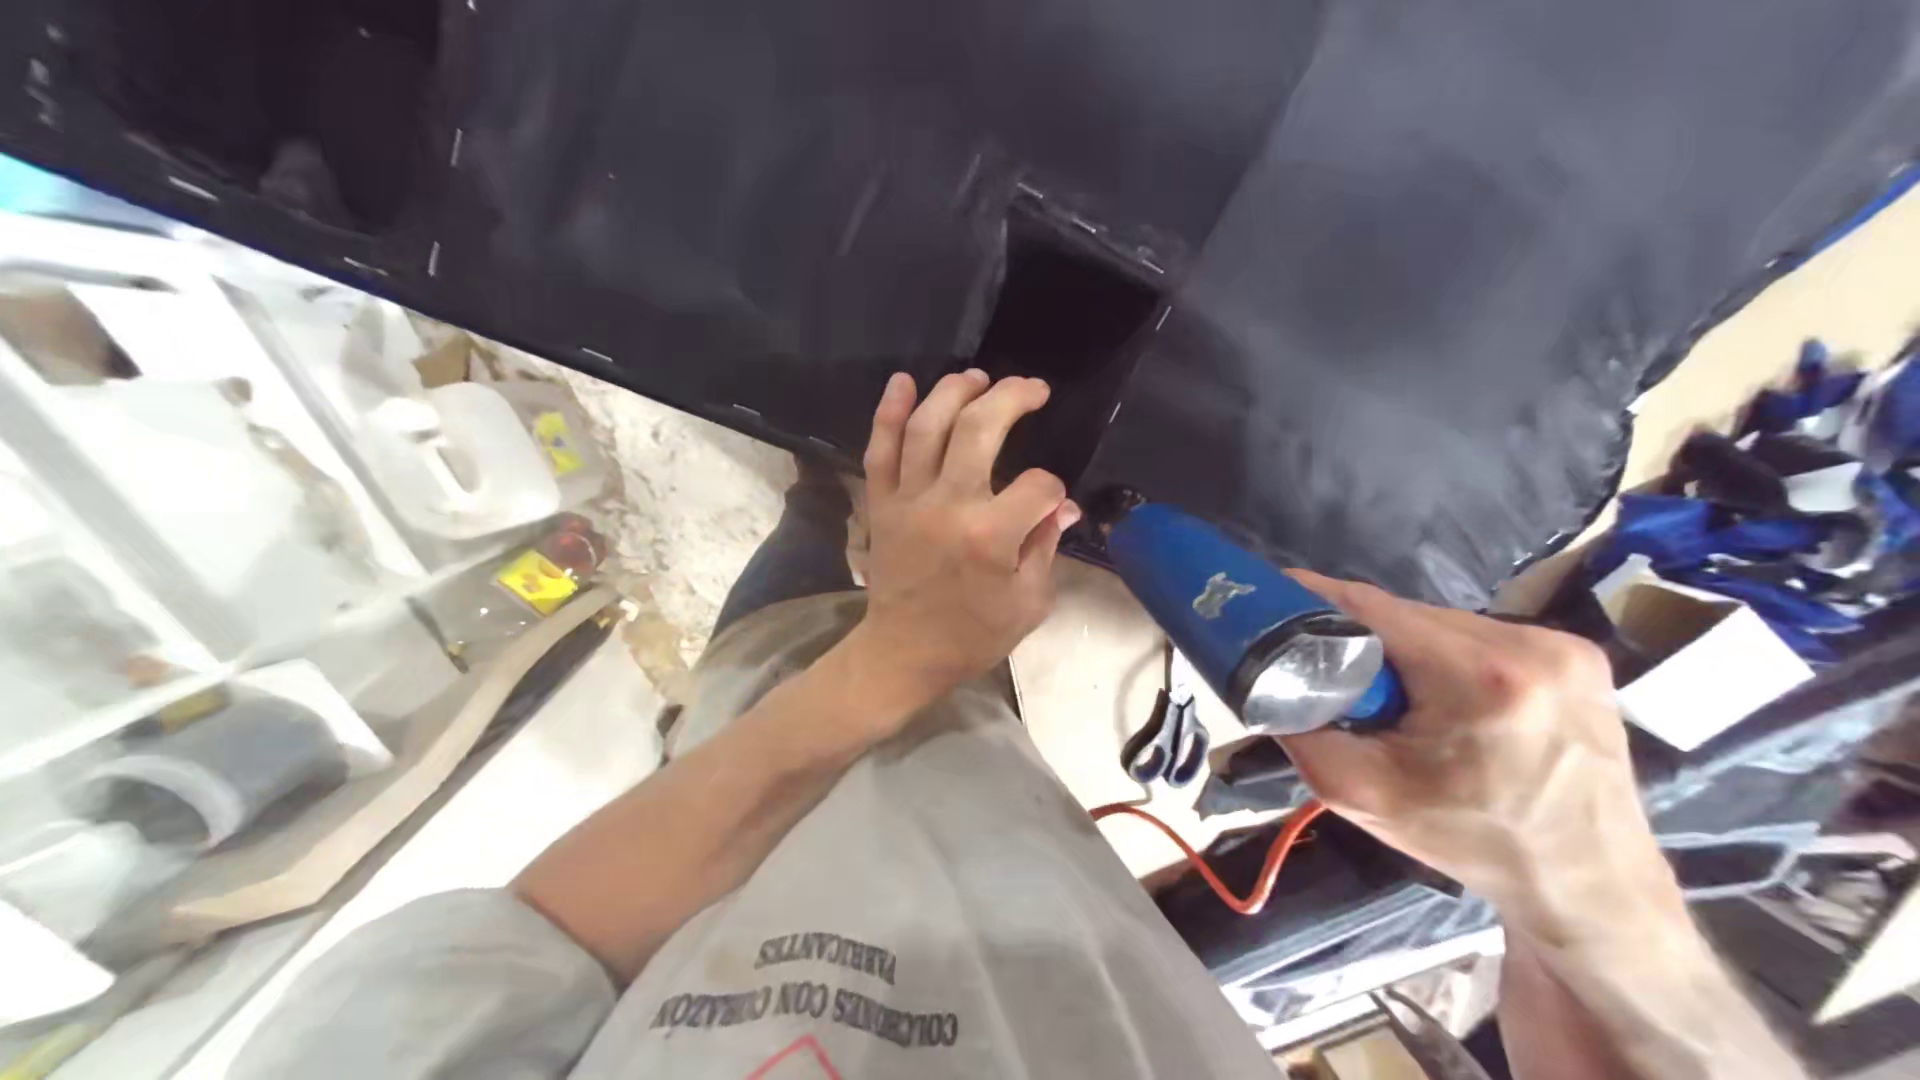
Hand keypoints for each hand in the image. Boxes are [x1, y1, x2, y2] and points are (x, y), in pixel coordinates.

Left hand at [841, 369, 1079, 715]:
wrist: (903, 653)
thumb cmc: (972, 635)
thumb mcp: (1029, 603)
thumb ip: (1045, 546)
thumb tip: (1062, 505)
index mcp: (990, 537)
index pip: (1038, 485)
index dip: (1053, 487)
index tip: (1050, 501)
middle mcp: (947, 506)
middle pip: (980, 428)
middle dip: (1012, 397)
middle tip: (1032, 388)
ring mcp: (908, 500)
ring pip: (927, 426)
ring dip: (954, 391)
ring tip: (978, 377)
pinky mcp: (881, 504)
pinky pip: (879, 449)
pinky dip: (889, 411)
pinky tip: (904, 381)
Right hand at [1278, 571, 1683, 940]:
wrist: (1590, 889)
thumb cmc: (1470, 841)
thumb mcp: (1360, 793)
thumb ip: (1300, 730)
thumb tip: (1263, 682)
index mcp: (1481, 678)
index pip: (1371, 606)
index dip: (1314, 597)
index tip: (1272, 595)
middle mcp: (1531, 646)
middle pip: (1406, 612)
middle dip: (1358, 632)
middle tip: (1324, 663)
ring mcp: (1564, 647)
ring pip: (1441, 622)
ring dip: (1401, 644)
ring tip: (1383, 687)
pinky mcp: (1579, 657)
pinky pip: (1479, 635)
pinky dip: (1442, 654)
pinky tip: (1438, 692)